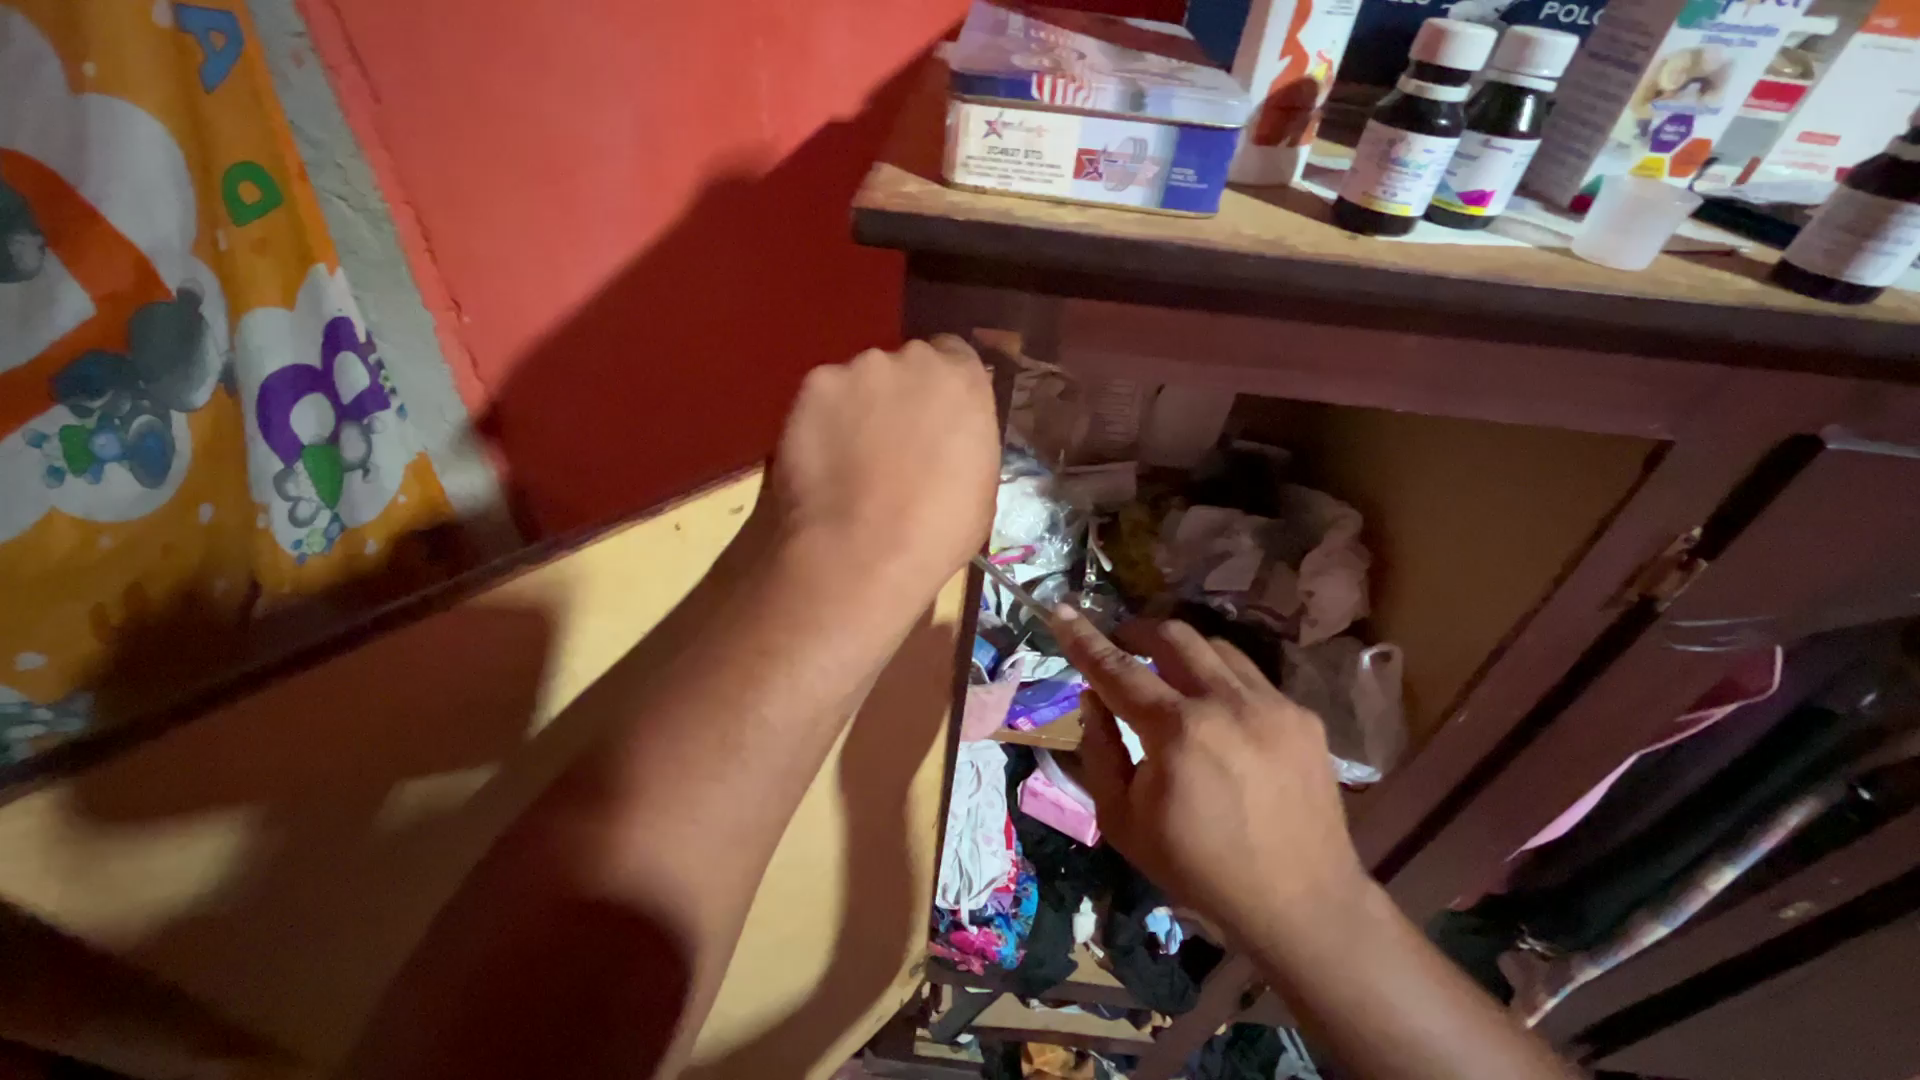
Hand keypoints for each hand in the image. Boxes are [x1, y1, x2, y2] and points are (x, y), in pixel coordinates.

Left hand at [759, 336, 999, 598]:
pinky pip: (820, 400)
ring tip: (847, 458)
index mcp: (963, 380)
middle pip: (902, 365)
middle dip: (897, 395)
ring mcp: (857, 370)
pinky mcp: (812, 388)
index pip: (952, 356)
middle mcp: (912, 359)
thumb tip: (944, 439)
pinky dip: (819, 423)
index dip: (939, 388)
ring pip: (857, 382)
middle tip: (887, 442)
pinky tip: (820, 460)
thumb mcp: (979, 481)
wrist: (865, 551)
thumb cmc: (939, 530)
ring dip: (856, 408)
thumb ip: (962, 438)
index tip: (930, 417)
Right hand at [1055, 612, 1370, 950]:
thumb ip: (1100, 750)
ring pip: (1217, 648)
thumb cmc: (1198, 868)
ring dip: (1181, 652)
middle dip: (1137, 632)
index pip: (1117, 669)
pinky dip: (1221, 682)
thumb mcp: (1123, 820)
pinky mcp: (1304, 717)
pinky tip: (1218, 715)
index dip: (1083, 639)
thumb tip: (1094, 698)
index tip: (1061, 610)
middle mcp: (1228, 703)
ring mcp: (1274, 706)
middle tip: (1120, 647)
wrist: (1300, 904)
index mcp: (1178, 731)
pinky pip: (1252, 678)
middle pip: (1173, 636)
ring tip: (1168, 676)